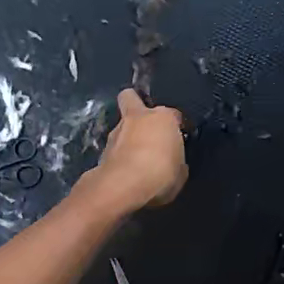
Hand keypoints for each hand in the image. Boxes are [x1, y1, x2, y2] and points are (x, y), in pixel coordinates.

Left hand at [76, 89, 186, 212]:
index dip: (176, 126)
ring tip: (135, 158)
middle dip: (135, 103)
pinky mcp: (103, 150)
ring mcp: (116, 132)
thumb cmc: (161, 174)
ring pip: (121, 125)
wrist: (125, 186)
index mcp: (163, 118)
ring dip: (127, 136)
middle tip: (144, 123)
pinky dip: (119, 155)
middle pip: (131, 97)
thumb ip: (177, 162)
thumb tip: (175, 164)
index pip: (173, 115)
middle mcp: (137, 118)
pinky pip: (114, 148)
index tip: (178, 139)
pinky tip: (125, 171)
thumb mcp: (180, 173)